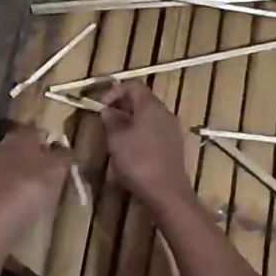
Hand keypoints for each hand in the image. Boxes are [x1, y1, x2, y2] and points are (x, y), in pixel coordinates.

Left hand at [0, 126, 70, 253]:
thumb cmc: (32, 186)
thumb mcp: (59, 168)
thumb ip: (64, 155)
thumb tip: (64, 149)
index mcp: (19, 136)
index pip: (37, 130)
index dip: (51, 139)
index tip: (62, 153)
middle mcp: (0, 147)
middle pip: (23, 148)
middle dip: (36, 157)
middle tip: (53, 171)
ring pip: (12, 166)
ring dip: (25, 175)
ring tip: (41, 190)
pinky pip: (4, 185)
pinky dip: (15, 191)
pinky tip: (25, 202)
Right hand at [101, 82, 194, 205]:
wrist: (166, 190)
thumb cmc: (138, 161)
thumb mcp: (117, 138)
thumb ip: (111, 120)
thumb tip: (109, 110)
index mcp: (152, 106)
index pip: (133, 86)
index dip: (114, 91)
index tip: (100, 106)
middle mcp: (165, 113)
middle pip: (143, 100)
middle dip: (122, 105)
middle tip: (105, 119)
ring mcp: (172, 129)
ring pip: (149, 116)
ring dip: (130, 119)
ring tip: (115, 134)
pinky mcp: (174, 144)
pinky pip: (155, 130)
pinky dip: (141, 131)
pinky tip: (130, 147)